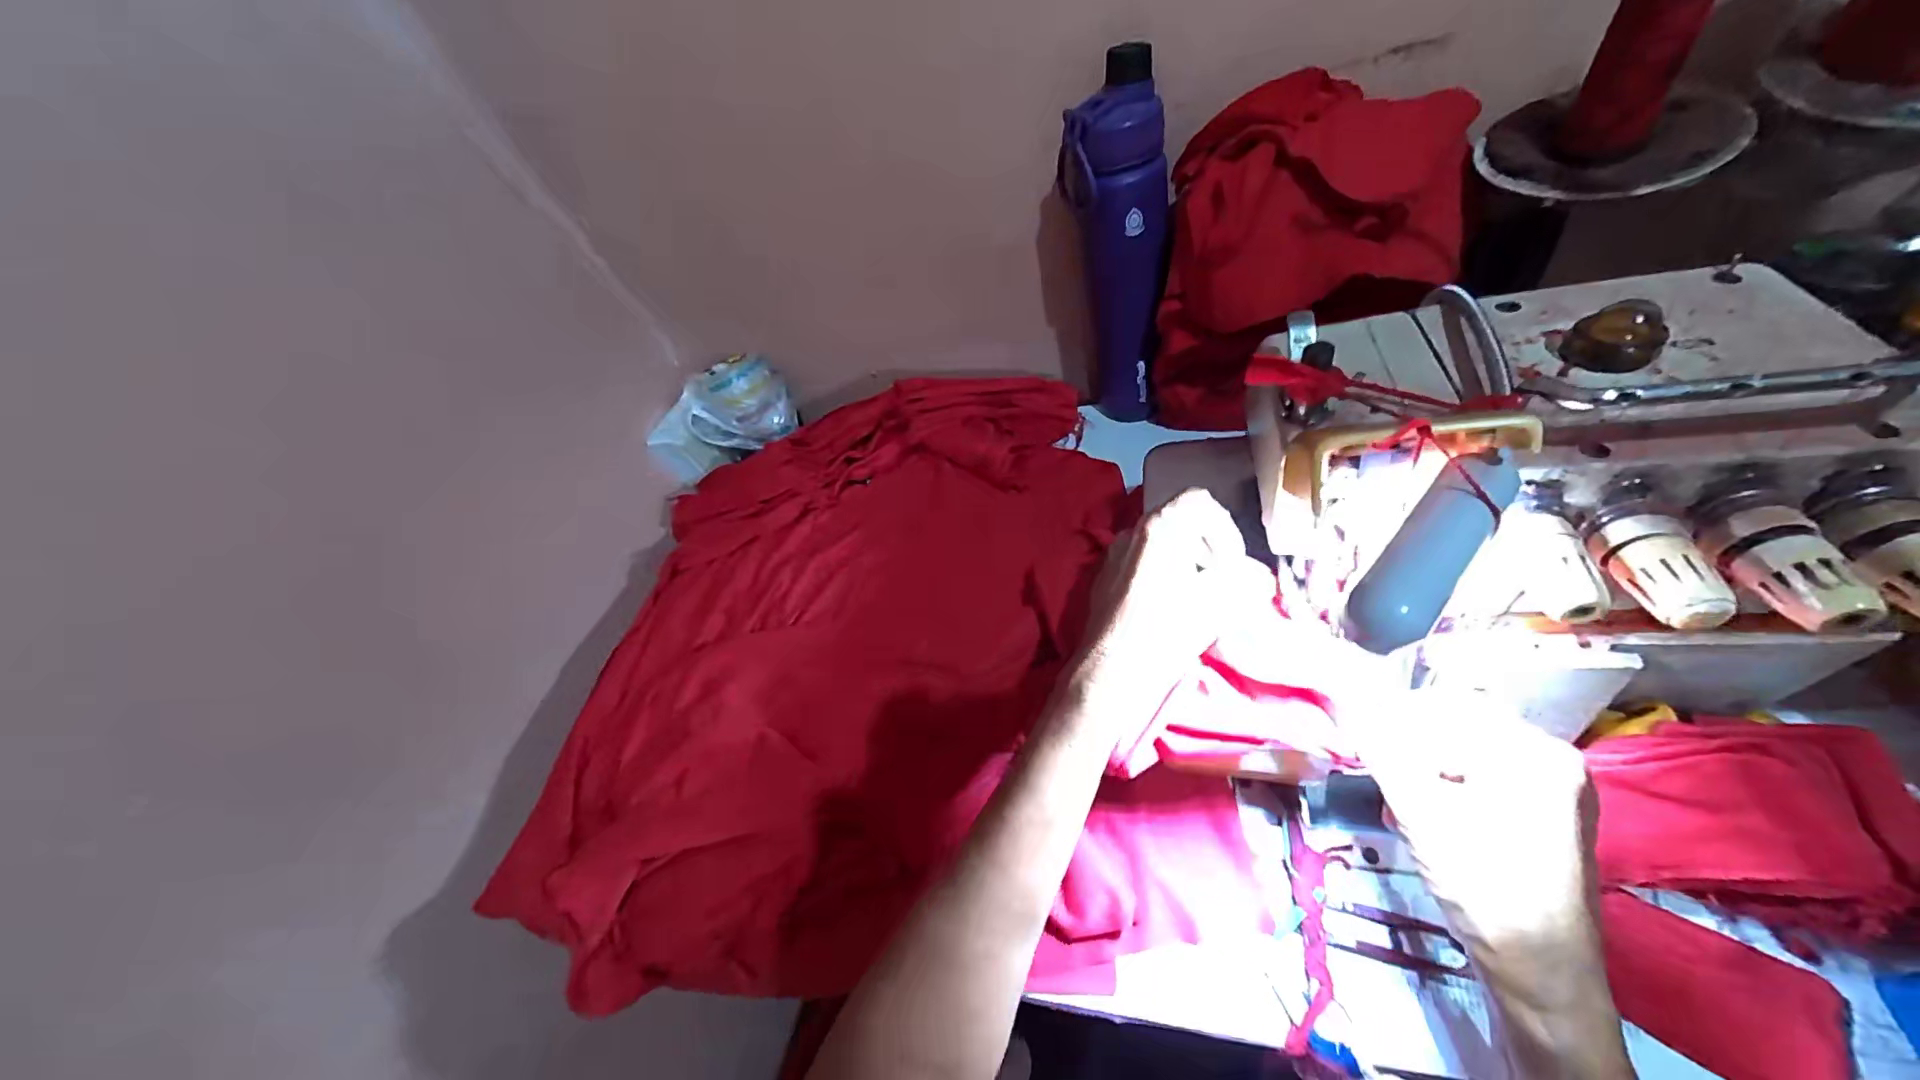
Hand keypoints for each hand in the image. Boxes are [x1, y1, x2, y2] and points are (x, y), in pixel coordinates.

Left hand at [1064, 488, 1274, 745]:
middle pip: (1179, 524)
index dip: (1225, 529)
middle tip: (1220, 580)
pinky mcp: (1102, 580)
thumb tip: (1259, 577)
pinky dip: (1159, 577)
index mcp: (1161, 525)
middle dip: (1205, 548)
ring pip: (1158, 546)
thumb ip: (1248, 581)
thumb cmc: (1169, 630)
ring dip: (1183, 563)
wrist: (1114, 669)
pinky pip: (1138, 566)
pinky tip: (1166, 610)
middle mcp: (1131, 531)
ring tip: (1196, 598)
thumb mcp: (1222, 603)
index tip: (1232, 563)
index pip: (1200, 502)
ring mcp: (1112, 555)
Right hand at [1202, 620, 1599, 953]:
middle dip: (1408, 746)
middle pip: (1458, 726)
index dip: (1395, 717)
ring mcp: (1552, 790)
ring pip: (1463, 752)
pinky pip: (1479, 777)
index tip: (1360, 742)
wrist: (1539, 974)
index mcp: (1536, 752)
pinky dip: (1443, 786)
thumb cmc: (1483, 888)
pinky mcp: (1541, 815)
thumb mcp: (1420, 811)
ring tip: (1399, 801)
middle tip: (1380, 776)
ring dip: (1420, 767)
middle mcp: (1553, 760)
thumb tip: (1343, 700)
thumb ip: (1380, 749)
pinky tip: (1423, 815)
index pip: (1448, 704)